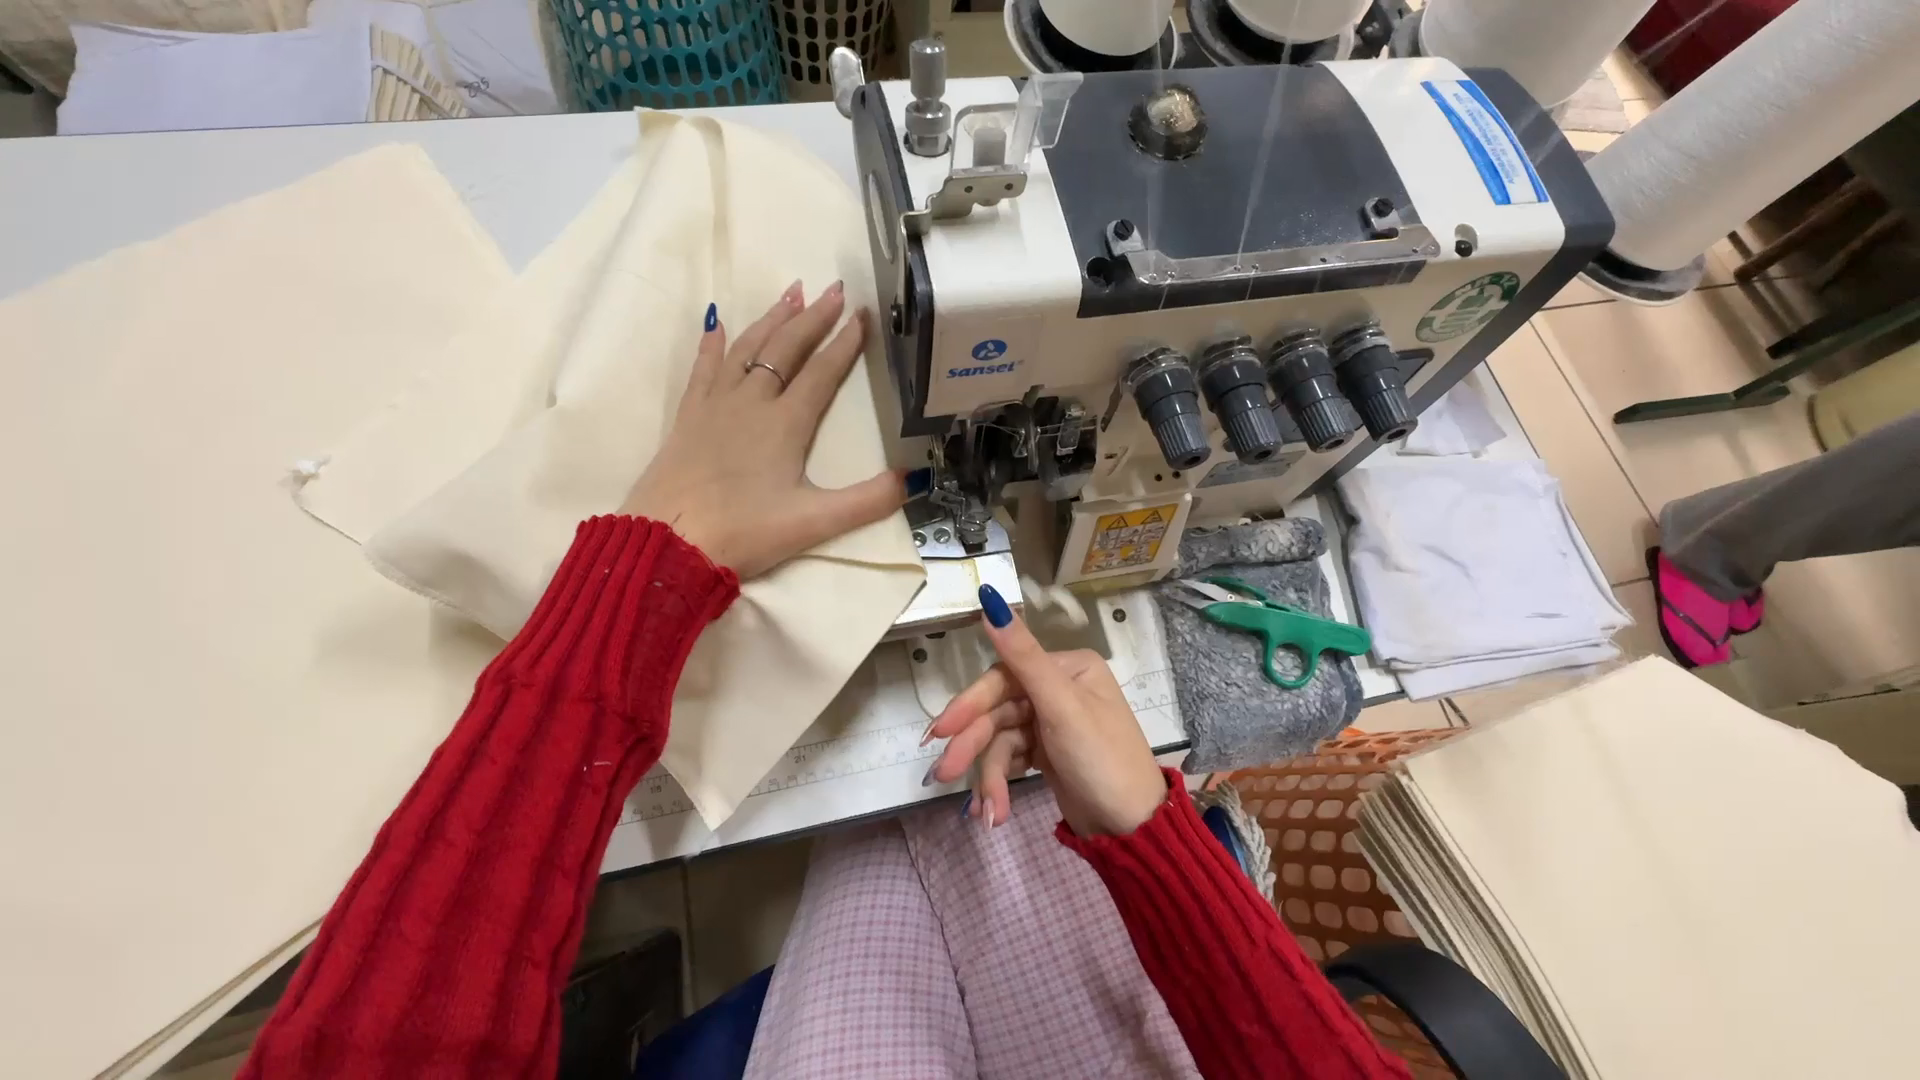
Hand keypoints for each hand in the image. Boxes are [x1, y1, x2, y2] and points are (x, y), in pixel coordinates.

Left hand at [620, 281, 908, 578]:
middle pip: (787, 348)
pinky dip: (712, 343)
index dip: (846, 342)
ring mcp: (715, 405)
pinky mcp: (688, 417)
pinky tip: (716, 323)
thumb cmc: (744, 532)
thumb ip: (868, 501)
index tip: (863, 314)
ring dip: (771, 319)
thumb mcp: (815, 523)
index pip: (823, 372)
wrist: (668, 541)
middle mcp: (751, 402)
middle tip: (834, 289)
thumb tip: (913, 479)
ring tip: (790, 293)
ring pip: (748, 348)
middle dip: (814, 317)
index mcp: (786, 423)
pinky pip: (703, 368)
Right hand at [924, 585, 1169, 835]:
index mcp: (1068, 668)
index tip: (941, 730)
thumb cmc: (1102, 759)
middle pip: (997, 710)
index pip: (1004, 676)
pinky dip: (998, 782)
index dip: (970, 703)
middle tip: (943, 772)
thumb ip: (1023, 656)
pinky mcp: (1045, 752)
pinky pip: (1009, 758)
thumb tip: (990, 599)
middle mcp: (1058, 688)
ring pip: (1000, 738)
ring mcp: (1051, 722)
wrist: (1132, 829)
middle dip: (972, 745)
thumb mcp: (1062, 707)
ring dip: (988, 774)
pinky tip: (993, 808)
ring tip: (987, 810)